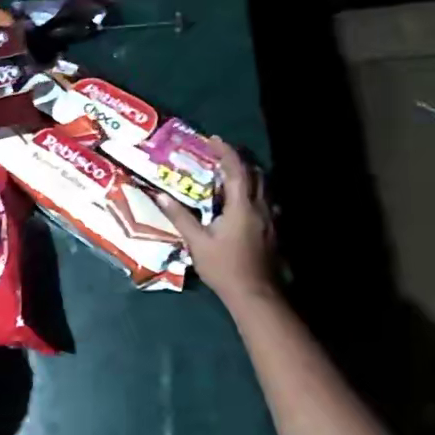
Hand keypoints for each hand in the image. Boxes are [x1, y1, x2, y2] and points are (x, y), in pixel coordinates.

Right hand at [158, 137, 279, 303]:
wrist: (255, 295)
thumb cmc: (224, 268)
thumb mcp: (197, 242)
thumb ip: (181, 217)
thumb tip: (162, 196)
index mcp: (242, 206)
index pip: (236, 170)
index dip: (226, 152)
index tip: (213, 139)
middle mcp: (261, 207)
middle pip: (255, 174)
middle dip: (239, 160)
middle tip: (220, 155)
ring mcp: (271, 219)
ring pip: (264, 187)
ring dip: (248, 176)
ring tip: (229, 176)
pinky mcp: (273, 230)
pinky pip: (265, 201)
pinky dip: (253, 192)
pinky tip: (241, 203)